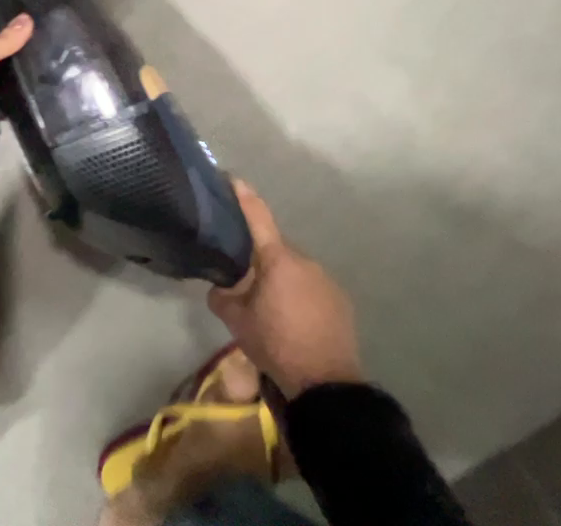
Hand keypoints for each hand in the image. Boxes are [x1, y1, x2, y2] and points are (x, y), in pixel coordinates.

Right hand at [207, 181, 361, 397]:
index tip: (231, 178)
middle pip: (274, 246)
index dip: (244, 195)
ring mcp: (327, 281)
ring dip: (278, 274)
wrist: (326, 383)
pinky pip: (309, 285)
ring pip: (293, 267)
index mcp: (278, 260)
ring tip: (264, 298)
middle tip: (237, 269)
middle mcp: (306, 262)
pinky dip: (296, 291)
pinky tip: (288, 314)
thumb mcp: (234, 318)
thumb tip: (220, 283)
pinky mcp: (340, 301)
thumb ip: (221, 293)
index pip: (258, 217)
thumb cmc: (275, 343)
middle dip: (256, 252)